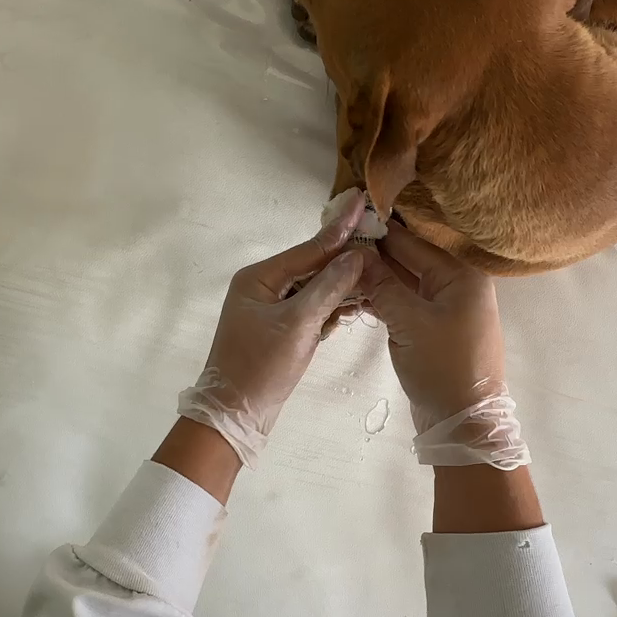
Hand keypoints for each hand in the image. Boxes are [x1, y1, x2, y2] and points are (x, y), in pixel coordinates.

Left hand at [177, 192, 368, 465]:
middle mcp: (263, 287)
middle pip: (312, 266)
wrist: (235, 416)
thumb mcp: (298, 325)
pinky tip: (357, 304)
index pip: (308, 249)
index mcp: (259, 278)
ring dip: (343, 285)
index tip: (361, 201)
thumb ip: (328, 288)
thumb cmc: (260, 367)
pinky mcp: (281, 330)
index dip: (339, 230)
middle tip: (381, 242)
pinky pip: (312, 309)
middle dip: (345, 258)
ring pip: (315, 288)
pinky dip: (332, 308)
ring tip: (378, 273)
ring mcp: (271, 309)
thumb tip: (357, 256)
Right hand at [358, 224, 506, 430]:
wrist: (463, 423)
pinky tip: (354, 293)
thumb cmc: (443, 367)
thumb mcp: (408, 322)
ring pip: (404, 281)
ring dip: (375, 277)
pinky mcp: (434, 326)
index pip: (412, 243)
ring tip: (338, 267)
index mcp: (460, 276)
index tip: (345, 220)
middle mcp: (457, 285)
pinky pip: (405, 301)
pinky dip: (383, 297)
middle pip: (408, 259)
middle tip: (335, 244)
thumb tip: (355, 254)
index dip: (378, 232)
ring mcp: (446, 307)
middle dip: (374, 253)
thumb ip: (381, 284)